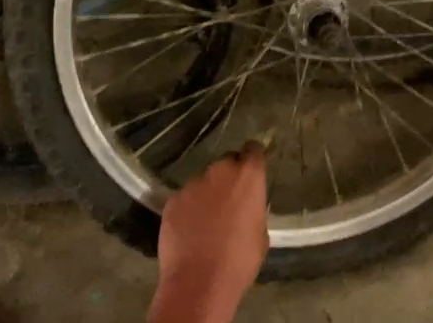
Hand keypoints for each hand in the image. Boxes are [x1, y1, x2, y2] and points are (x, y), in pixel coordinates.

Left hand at [148, 143, 269, 322]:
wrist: (199, 283)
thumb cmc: (239, 261)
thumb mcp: (261, 235)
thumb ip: (254, 210)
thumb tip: (247, 207)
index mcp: (247, 176)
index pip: (253, 149)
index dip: (253, 158)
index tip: (253, 169)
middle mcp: (220, 171)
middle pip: (227, 162)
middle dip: (229, 177)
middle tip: (230, 202)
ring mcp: (193, 184)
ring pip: (204, 181)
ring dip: (207, 194)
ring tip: (206, 222)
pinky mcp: (172, 199)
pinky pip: (185, 198)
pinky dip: (188, 209)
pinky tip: (189, 231)